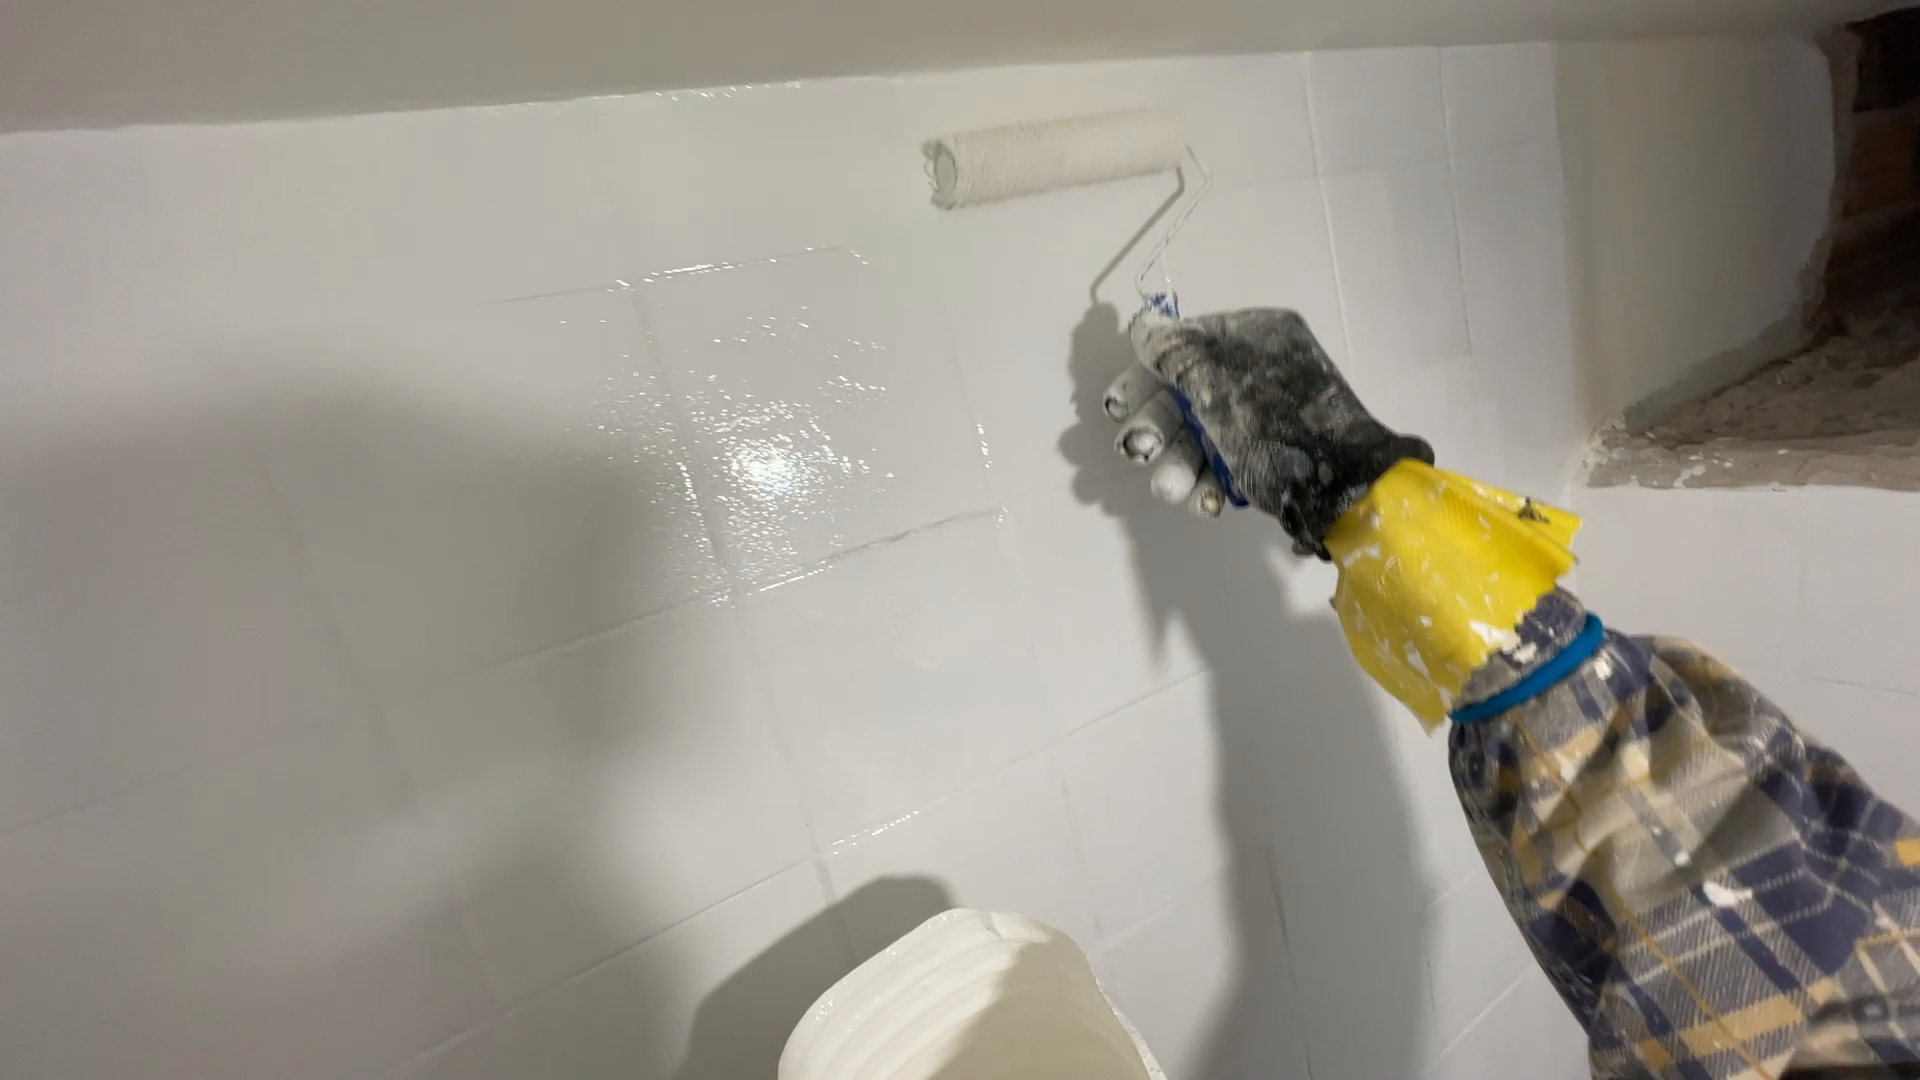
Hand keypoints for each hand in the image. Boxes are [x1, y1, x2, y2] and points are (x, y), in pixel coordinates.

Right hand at [1105, 307, 1432, 557]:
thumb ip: (1174, 351)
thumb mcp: (1219, 379)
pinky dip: (1205, 485)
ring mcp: (1253, 420)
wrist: (1341, 488)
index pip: (1180, 346)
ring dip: (1175, 466)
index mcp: (1250, 340)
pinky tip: (1208, 500)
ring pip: (1192, 440)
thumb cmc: (1275, 423)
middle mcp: (1250, 375)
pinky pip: (1215, 467)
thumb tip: (1141, 327)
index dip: (1143, 376)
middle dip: (1154, 430)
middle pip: (1178, 397)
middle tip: (1138, 450)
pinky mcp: (1257, 461)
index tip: (1117, 405)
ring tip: (1173, 490)